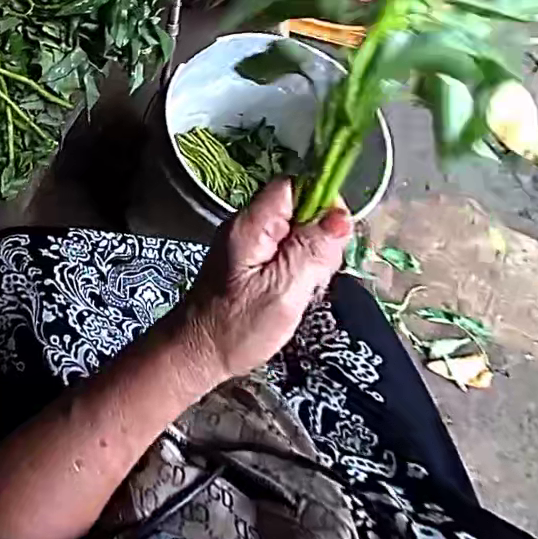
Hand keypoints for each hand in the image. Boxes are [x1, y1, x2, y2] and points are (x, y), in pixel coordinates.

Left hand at [174, 179, 351, 380]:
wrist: (198, 352)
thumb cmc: (237, 326)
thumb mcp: (284, 290)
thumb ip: (311, 251)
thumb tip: (340, 215)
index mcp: (250, 226)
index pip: (290, 186)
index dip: (321, 201)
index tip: (338, 235)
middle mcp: (246, 228)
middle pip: (298, 209)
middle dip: (321, 236)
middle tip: (317, 274)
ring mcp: (247, 246)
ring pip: (296, 234)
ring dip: (313, 258)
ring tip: (305, 289)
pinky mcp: (250, 264)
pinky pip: (286, 254)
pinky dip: (301, 271)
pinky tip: (298, 294)